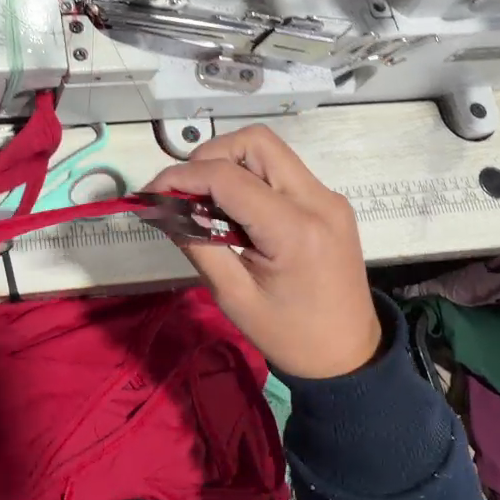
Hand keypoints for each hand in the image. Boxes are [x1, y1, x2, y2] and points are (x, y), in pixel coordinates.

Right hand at [144, 125, 378, 378]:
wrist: (348, 356)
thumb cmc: (288, 335)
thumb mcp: (232, 295)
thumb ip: (196, 243)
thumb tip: (161, 207)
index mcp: (294, 230)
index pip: (227, 177)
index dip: (181, 177)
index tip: (151, 193)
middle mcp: (317, 200)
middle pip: (255, 142)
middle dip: (208, 158)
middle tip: (182, 192)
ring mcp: (327, 197)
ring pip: (268, 150)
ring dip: (228, 163)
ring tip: (204, 201)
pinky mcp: (327, 201)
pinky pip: (280, 170)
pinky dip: (248, 177)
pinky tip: (231, 210)